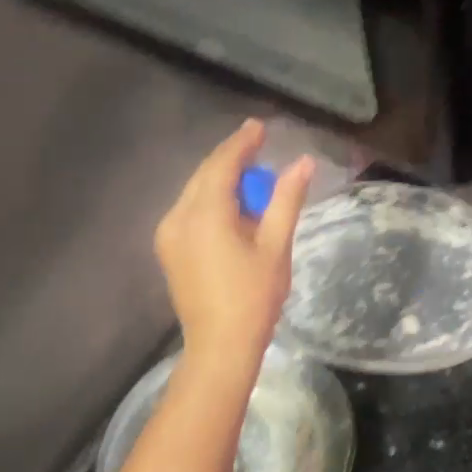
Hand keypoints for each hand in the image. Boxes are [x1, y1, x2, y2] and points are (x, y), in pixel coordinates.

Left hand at [154, 119, 312, 361]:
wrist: (220, 345)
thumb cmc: (254, 297)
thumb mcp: (276, 246)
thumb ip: (286, 200)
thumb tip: (303, 163)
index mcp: (205, 214)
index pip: (223, 165)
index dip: (242, 143)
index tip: (260, 126)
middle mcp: (178, 217)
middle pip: (205, 175)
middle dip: (231, 159)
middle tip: (259, 146)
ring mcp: (169, 234)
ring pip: (195, 192)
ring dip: (222, 180)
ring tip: (251, 177)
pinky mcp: (169, 249)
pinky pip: (190, 210)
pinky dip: (212, 200)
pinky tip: (233, 208)